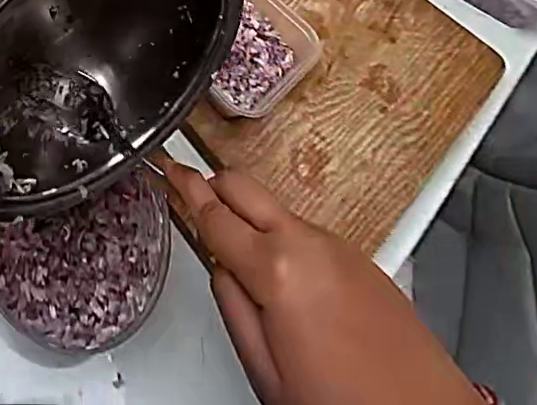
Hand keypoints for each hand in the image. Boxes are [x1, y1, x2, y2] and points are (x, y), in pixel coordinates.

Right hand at [150, 155, 482, 404]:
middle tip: (197, 200)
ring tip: (252, 264)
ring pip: (276, 210)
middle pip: (243, 186)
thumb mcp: (266, 369)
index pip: (213, 212)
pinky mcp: (367, 263)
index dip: (184, 185)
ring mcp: (341, 250)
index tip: (169, 168)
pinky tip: (293, 283)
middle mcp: (309, 246)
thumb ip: (231, 304)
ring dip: (253, 219)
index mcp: (276, 270)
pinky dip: (288, 240)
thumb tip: (221, 269)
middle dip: (214, 185)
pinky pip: (309, 234)